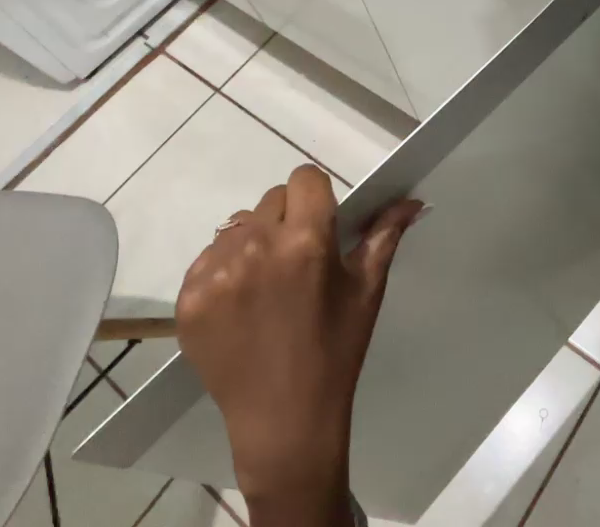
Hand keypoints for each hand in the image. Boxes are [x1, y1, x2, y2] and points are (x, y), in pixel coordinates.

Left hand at [174, 164, 423, 524]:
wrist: (283, 421)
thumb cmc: (336, 352)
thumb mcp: (366, 290)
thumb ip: (384, 234)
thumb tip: (412, 200)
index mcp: (305, 242)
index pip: (305, 179)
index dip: (317, 197)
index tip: (322, 225)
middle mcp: (256, 247)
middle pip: (272, 200)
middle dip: (288, 220)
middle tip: (298, 263)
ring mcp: (216, 273)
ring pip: (237, 226)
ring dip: (254, 242)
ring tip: (268, 286)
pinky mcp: (187, 297)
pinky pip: (208, 257)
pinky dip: (225, 270)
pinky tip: (242, 304)